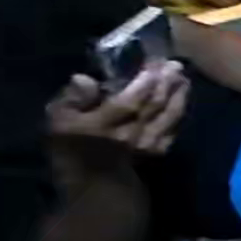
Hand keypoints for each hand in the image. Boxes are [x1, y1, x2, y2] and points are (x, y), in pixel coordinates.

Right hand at [46, 62, 188, 155]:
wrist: (92, 176)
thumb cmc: (70, 140)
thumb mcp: (58, 118)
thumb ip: (73, 97)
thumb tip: (84, 78)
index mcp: (97, 125)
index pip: (127, 103)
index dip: (143, 84)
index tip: (154, 65)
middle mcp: (127, 134)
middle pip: (153, 105)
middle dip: (166, 82)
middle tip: (175, 64)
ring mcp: (147, 143)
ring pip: (170, 114)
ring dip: (179, 93)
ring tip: (182, 76)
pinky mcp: (160, 149)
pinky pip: (175, 125)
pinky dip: (180, 107)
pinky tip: (182, 94)